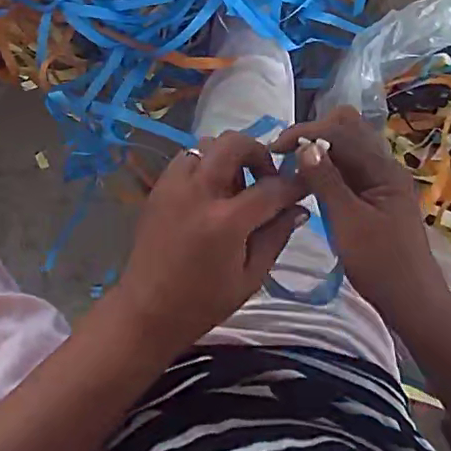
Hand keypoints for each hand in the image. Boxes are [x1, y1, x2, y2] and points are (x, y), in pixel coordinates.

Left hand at [108, 131, 309, 357]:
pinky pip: (186, 159)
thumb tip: (298, 208)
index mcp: (225, 221)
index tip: (304, 186)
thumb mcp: (251, 276)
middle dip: (258, 153)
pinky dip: (204, 164)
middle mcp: (198, 192)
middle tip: (265, 177)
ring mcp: (173, 185)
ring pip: (207, 145)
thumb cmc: (204, 301)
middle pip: (234, 143)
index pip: (271, 188)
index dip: (294, 185)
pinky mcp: (158, 187)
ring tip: (235, 186)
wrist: (147, 307)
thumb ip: (275, 236)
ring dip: (228, 156)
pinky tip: (210, 192)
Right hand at [271, 106, 449, 316]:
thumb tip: (304, 145)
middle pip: (348, 128)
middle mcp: (384, 167)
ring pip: (347, 145)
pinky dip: (327, 166)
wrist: (412, 303)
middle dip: (314, 133)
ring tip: (293, 168)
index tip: (274, 149)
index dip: (305, 133)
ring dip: (320, 148)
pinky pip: (348, 166)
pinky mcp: (375, 194)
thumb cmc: (380, 264)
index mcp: (383, 169)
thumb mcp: (347, 222)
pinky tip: (310, 183)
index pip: (340, 131)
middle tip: (288, 155)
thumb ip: (326, 181)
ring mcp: (381, 180)